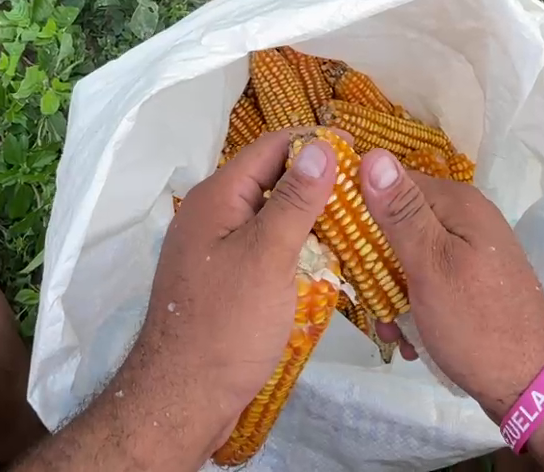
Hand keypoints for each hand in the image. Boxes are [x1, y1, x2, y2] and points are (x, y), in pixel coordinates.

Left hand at [106, 130, 337, 464]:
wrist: (182, 400)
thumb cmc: (226, 324)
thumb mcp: (268, 256)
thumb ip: (296, 199)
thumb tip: (321, 146)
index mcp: (217, 195)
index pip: (270, 146)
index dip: (314, 143)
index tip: (357, 150)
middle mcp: (213, 211)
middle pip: (270, 175)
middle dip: (314, 176)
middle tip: (361, 187)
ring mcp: (216, 244)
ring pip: (269, 210)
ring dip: (307, 210)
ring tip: (352, 216)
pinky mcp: (224, 274)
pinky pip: (264, 240)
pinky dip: (294, 239)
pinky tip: (323, 253)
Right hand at [359, 148, 543, 420]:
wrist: (534, 388)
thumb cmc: (477, 323)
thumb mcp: (430, 265)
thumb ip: (401, 211)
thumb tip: (373, 154)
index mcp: (456, 201)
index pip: (390, 183)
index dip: (360, 208)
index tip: (339, 245)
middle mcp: (464, 215)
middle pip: (397, 221)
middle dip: (376, 262)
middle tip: (371, 303)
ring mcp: (470, 247)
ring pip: (409, 254)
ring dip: (391, 289)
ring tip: (392, 329)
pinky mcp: (471, 277)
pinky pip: (427, 276)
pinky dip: (413, 302)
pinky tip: (410, 334)